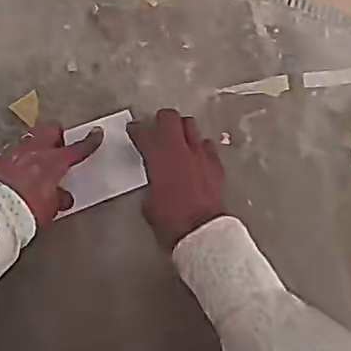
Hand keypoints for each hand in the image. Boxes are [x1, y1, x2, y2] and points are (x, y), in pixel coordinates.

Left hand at [0, 124, 104, 228]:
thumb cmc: (24, 210)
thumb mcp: (50, 208)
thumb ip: (59, 197)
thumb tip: (62, 196)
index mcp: (53, 162)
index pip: (77, 149)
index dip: (90, 141)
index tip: (95, 134)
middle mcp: (34, 151)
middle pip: (50, 130)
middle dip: (57, 135)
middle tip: (61, 146)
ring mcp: (15, 153)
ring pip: (30, 138)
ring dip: (37, 145)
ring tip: (39, 157)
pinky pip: (14, 151)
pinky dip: (21, 157)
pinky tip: (20, 168)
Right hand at [129, 109, 226, 248]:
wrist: (202, 232)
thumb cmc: (170, 221)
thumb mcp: (148, 202)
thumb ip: (151, 181)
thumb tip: (155, 178)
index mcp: (159, 158)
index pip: (144, 133)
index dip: (136, 129)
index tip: (133, 130)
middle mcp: (180, 150)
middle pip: (170, 118)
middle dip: (161, 120)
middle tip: (156, 128)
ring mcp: (201, 155)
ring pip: (191, 125)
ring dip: (182, 129)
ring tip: (178, 138)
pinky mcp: (216, 164)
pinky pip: (207, 145)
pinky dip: (200, 146)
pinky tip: (196, 155)